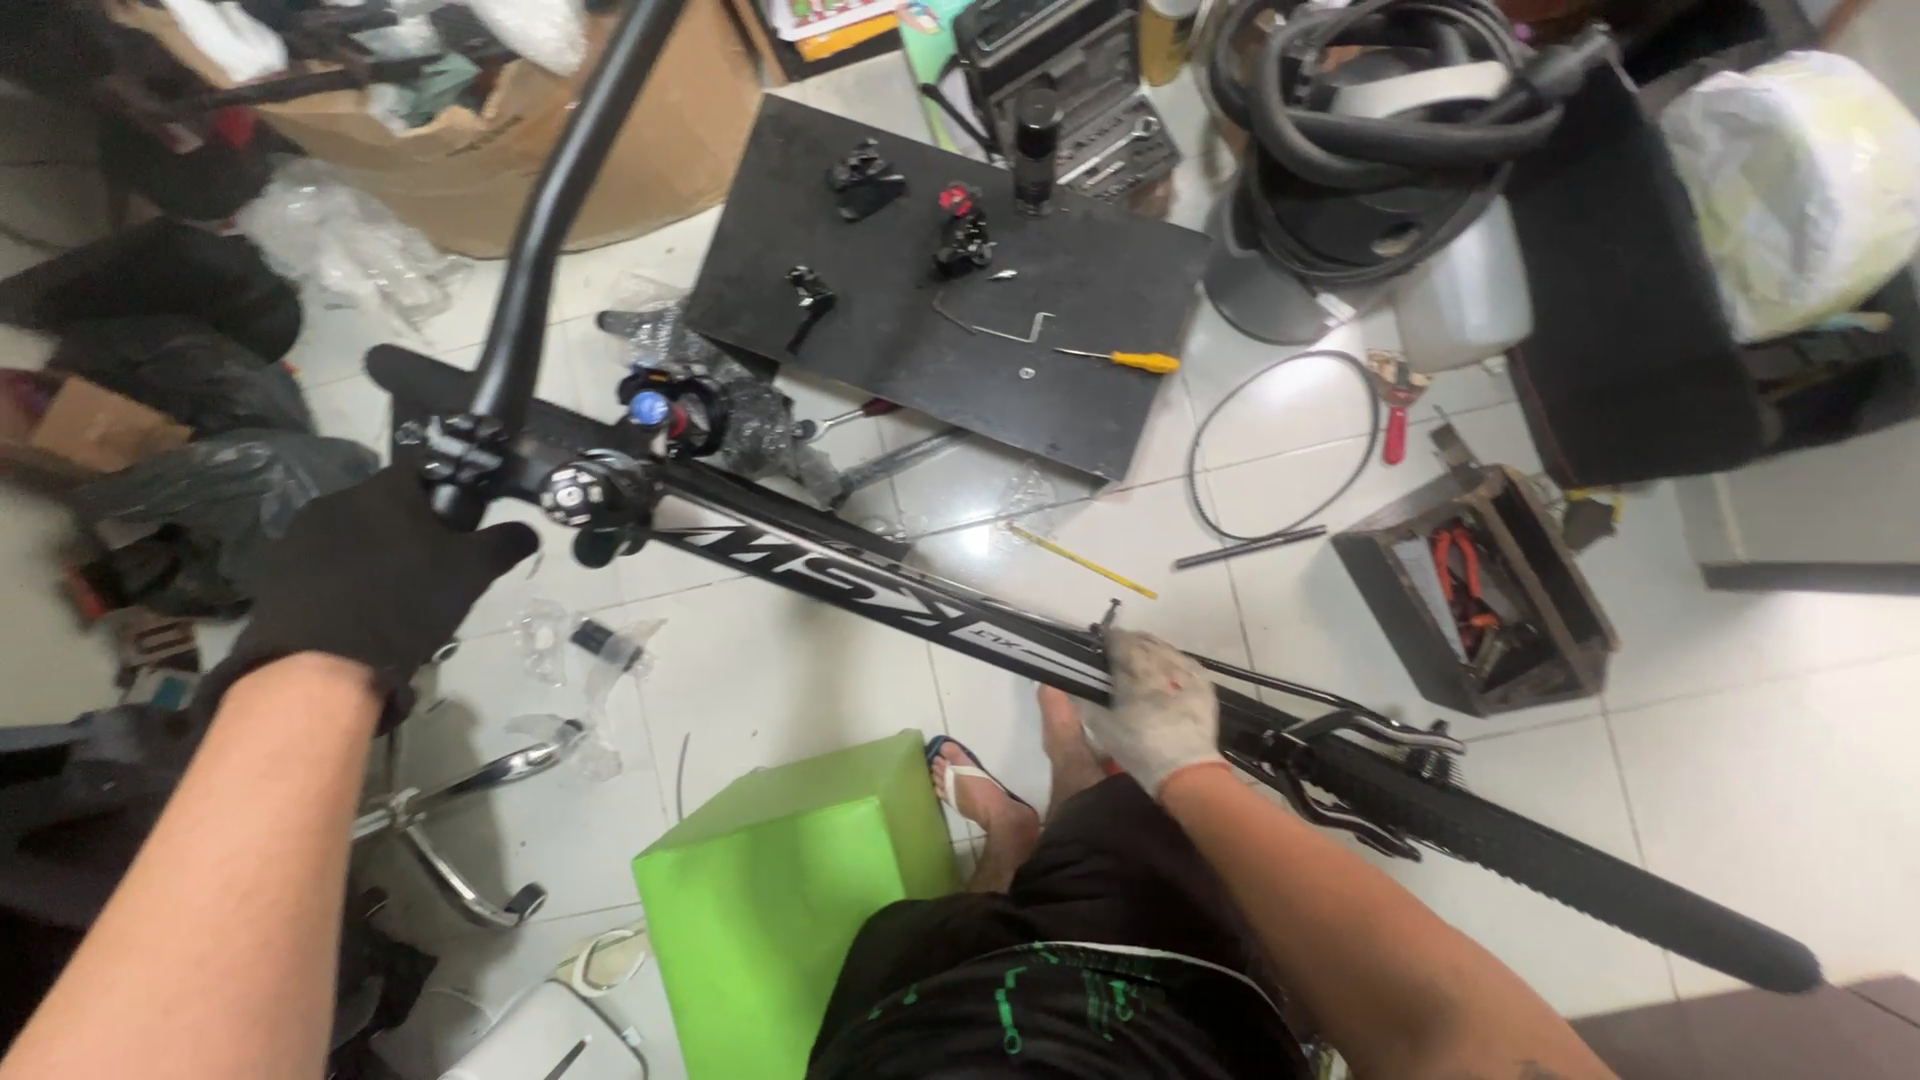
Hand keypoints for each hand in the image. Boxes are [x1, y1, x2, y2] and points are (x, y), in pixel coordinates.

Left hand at [195, 466, 538, 725]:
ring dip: (374, 551)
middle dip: (409, 526)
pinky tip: (360, 607)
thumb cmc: (408, 600)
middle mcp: (335, 501)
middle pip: (385, 504)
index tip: (460, 527)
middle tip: (433, 563)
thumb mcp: (475, 571)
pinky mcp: (276, 571)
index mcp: (384, 491)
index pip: (423, 472)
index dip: (447, 496)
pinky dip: (344, 576)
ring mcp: (298, 535)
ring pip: (353, 533)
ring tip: (394, 590)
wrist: (325, 660)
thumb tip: (528, 531)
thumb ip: (506, 543)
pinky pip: (322, 562)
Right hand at [1091, 630, 1227, 797]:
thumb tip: (1067, 684)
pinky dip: (1171, 660)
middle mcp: (1162, 663)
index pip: (1119, 640)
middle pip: (1142, 641)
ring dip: (1149, 649)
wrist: (1185, 770)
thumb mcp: (1102, 727)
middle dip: (1128, 643)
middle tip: (1118, 654)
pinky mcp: (1203, 682)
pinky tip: (1166, 670)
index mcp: (1135, 671)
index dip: (1108, 639)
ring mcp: (1186, 671)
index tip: (1101, 646)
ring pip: (1164, 648)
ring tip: (1141, 661)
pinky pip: (1184, 660)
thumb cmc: (1138, 748)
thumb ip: (1082, 700)